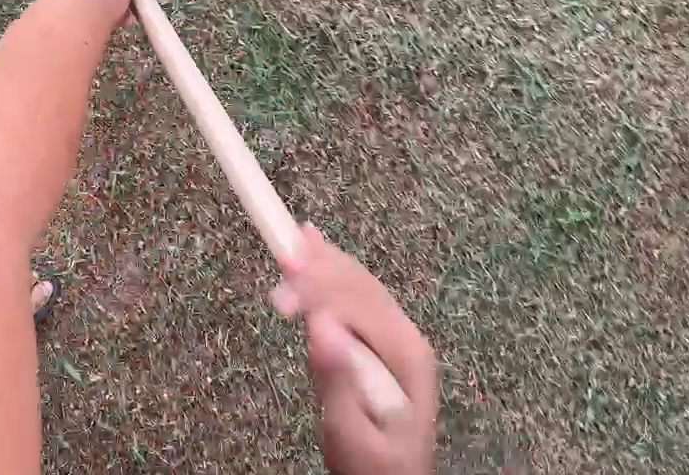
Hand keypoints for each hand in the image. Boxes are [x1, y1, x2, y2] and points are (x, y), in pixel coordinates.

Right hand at [272, 225, 438, 474]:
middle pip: (357, 284)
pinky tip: (313, 243)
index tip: (284, 279)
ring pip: (354, 281)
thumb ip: (337, 382)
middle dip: (318, 268)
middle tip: (281, 255)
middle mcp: (404, 334)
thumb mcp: (351, 435)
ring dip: (321, 262)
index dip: (320, 286)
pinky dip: (328, 267)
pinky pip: (352, 290)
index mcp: (406, 355)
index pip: (358, 302)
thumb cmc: (372, 465)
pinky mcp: (376, 336)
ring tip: (292, 237)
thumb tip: (319, 325)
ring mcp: (393, 332)